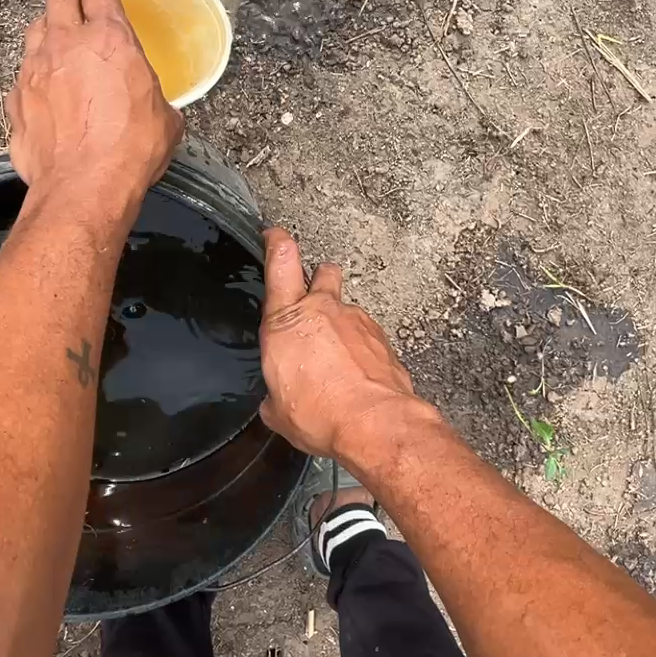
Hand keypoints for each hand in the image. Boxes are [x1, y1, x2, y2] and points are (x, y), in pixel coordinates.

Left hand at [6, 0, 182, 220]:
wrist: (85, 187)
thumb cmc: (130, 151)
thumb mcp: (166, 118)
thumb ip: (152, 94)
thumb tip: (152, 104)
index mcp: (111, 40)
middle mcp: (67, 45)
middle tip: (84, 9)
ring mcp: (35, 70)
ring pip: (36, 29)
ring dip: (50, 31)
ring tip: (64, 48)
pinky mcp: (16, 99)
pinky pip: (24, 73)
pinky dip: (37, 74)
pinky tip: (51, 93)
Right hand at [257, 227, 431, 462]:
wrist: (374, 422)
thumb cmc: (322, 414)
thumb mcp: (278, 411)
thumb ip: (275, 394)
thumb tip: (278, 399)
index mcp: (286, 322)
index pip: (280, 262)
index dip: (277, 242)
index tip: (275, 234)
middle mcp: (322, 311)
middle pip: (322, 271)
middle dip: (317, 278)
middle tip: (313, 296)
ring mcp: (356, 320)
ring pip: (346, 305)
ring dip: (341, 322)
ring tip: (337, 356)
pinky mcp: (380, 336)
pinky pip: (366, 332)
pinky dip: (360, 346)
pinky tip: (356, 372)